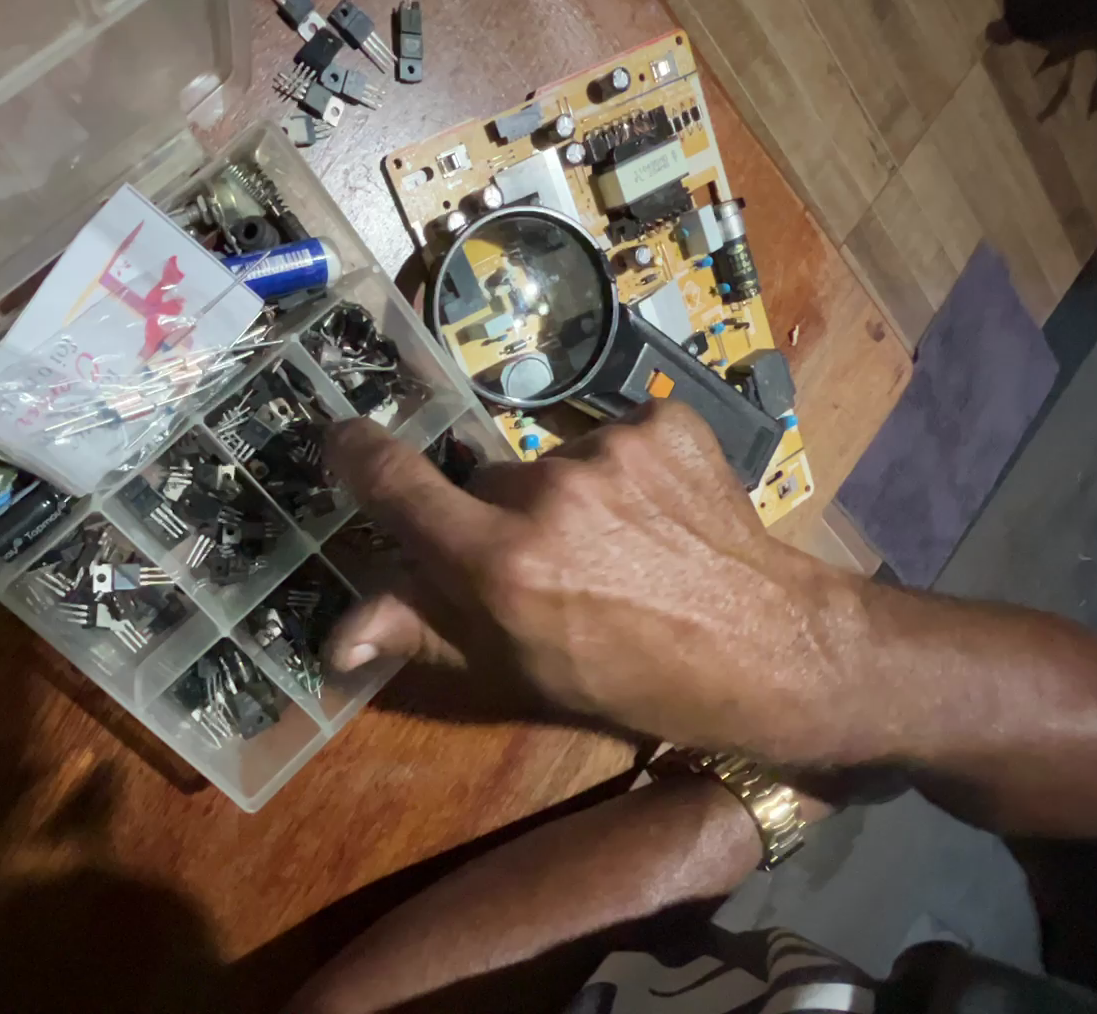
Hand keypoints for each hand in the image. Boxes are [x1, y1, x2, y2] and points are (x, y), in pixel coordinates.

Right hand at [323, 401, 884, 764]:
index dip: (358, 455)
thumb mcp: (515, 668)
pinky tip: (656, 511)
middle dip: (494, 517)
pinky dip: (620, 470)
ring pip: (547, 462)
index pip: (398, 485)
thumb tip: (334, 638)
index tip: (342, 439)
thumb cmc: (626, 676)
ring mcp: (608, 448)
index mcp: (499, 563)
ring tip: (616, 543)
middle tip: (548, 561)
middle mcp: (544, 493)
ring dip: (562, 496)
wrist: (762, 645)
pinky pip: (611, 436)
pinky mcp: (660, 421)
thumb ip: (422, 633)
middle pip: (482, 481)